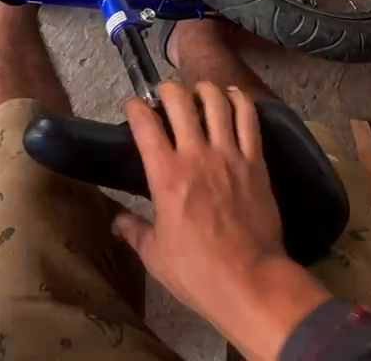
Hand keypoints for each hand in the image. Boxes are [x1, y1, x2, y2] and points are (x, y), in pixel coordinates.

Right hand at [112, 82, 331, 360]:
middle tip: (165, 94)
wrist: (250, 281)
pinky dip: (239, 100)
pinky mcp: (255, 161)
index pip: (144, 122)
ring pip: (216, 101)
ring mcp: (228, 154)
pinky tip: (232, 96)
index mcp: (165, 174)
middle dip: (168, 89)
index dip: (135, 106)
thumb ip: (134, 231)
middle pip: (179, 100)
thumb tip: (116, 222)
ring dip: (204, 89)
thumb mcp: (155, 255)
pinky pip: (248, 119)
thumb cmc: (197, 271)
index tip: (133, 106)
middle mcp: (195, 154)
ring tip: (199, 91)